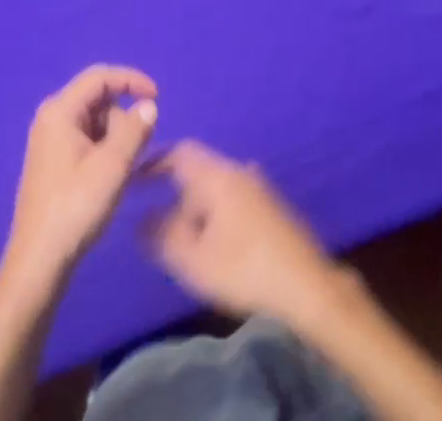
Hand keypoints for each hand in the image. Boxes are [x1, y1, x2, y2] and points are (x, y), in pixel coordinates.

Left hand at [3, 65, 157, 284]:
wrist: (41, 257)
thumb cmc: (76, 206)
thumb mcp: (113, 165)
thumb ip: (135, 129)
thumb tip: (148, 106)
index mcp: (60, 111)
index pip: (100, 77)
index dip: (132, 80)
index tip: (158, 97)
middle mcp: (51, 119)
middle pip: (99, 101)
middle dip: (124, 121)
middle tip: (135, 155)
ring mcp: (51, 141)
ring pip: (96, 124)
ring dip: (117, 140)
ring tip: (121, 173)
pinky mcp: (54, 162)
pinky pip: (88, 142)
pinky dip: (106, 152)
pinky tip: (113, 178)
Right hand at [144, 141, 352, 328]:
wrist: (307, 288)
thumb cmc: (244, 269)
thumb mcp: (191, 258)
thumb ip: (160, 235)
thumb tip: (142, 219)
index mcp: (218, 176)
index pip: (179, 152)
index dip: (153, 161)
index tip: (133, 178)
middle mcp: (240, 172)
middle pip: (199, 169)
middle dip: (174, 191)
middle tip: (156, 219)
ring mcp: (260, 188)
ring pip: (217, 186)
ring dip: (197, 206)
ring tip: (185, 237)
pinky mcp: (273, 208)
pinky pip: (233, 199)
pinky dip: (216, 213)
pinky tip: (216, 242)